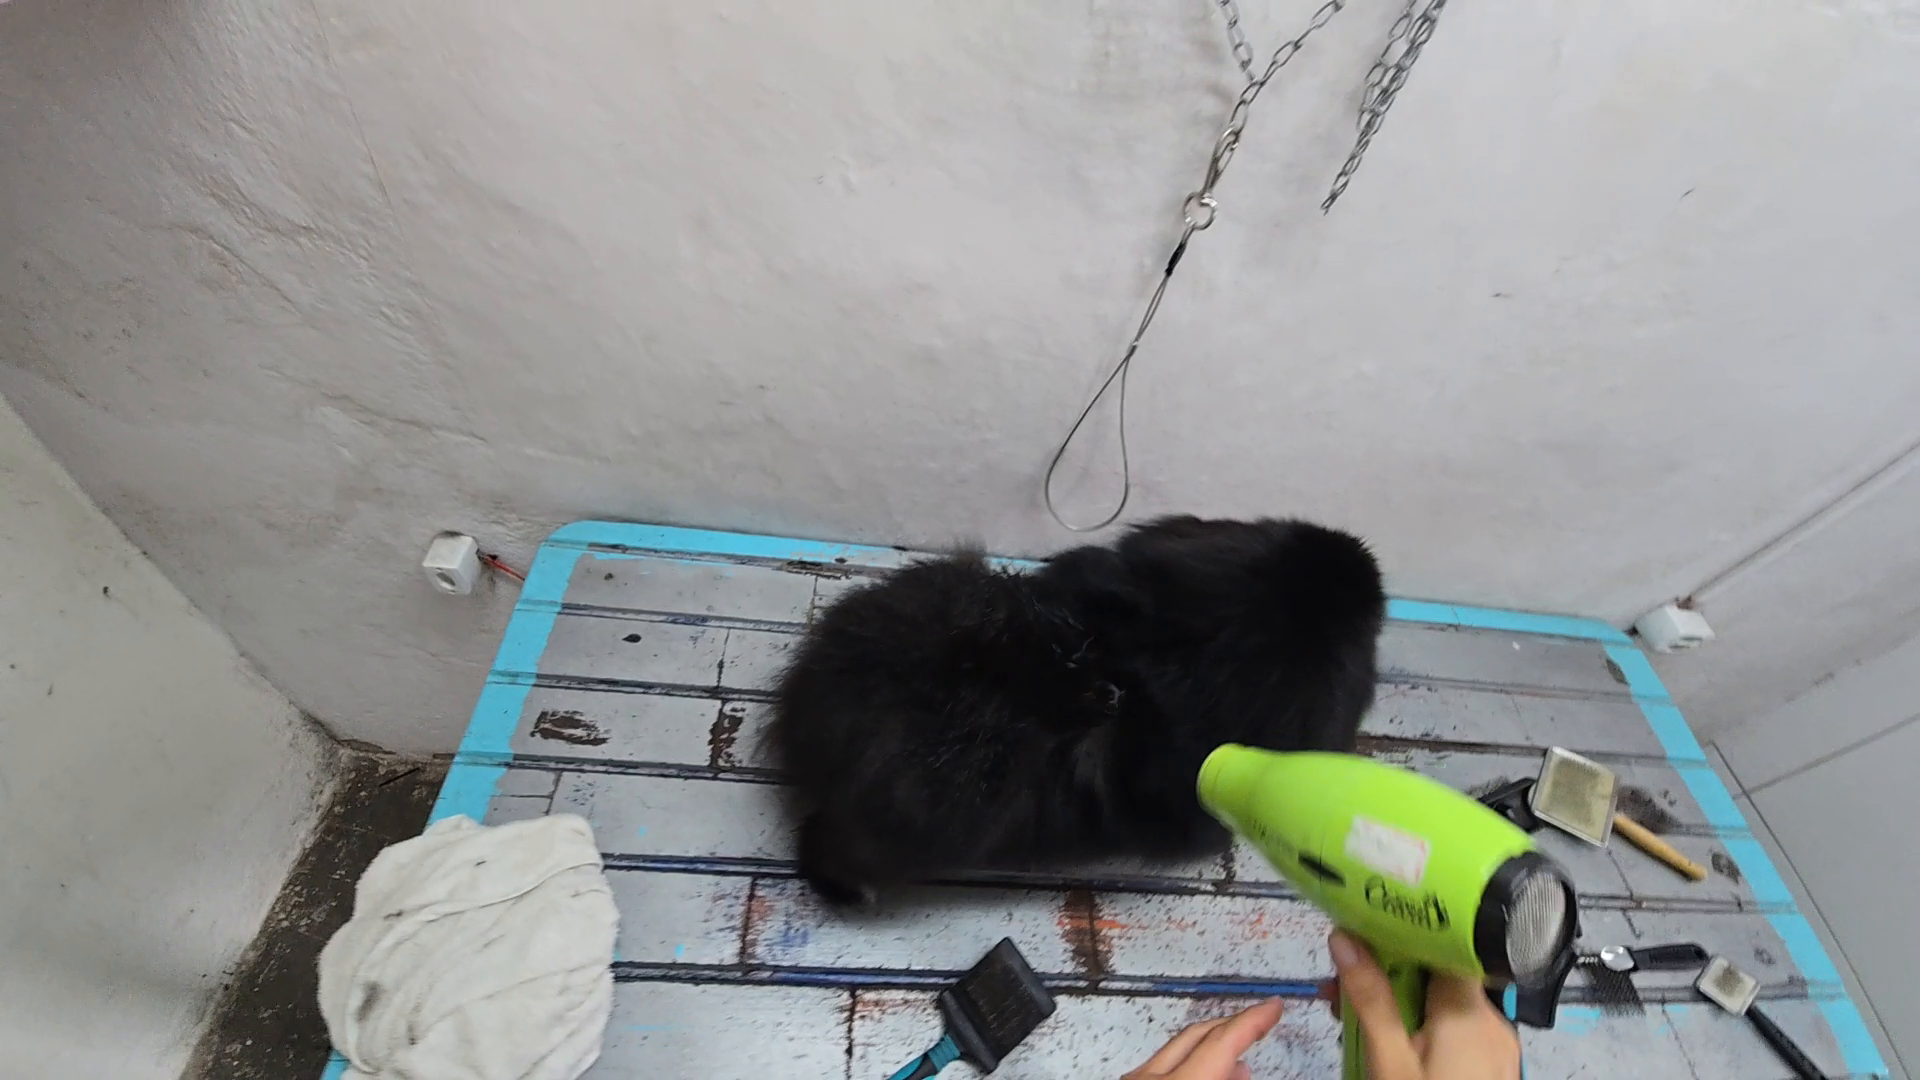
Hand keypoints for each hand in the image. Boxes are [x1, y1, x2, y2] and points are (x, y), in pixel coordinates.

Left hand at [1123, 998, 1284, 1079]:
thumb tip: (1243, 1069)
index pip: (1220, 1042)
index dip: (1252, 1021)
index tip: (1274, 1004)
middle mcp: (1150, 1075)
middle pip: (1196, 1036)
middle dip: (1232, 1027)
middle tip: (1262, 1024)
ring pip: (1178, 1051)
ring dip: (1212, 1050)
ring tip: (1242, 1062)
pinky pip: (1164, 1066)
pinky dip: (1191, 1066)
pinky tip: (1206, 1076)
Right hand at [1328, 931, 1520, 1079]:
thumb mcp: (1389, 1062)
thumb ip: (1369, 997)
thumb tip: (1342, 934)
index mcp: (1470, 1013)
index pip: (1442, 944)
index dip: (1400, 928)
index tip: (1358, 926)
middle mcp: (1490, 1024)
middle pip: (1431, 973)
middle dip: (1380, 971)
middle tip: (1335, 985)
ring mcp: (1493, 1049)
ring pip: (1434, 1001)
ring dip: (1389, 999)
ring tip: (1345, 1017)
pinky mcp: (1487, 1068)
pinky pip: (1445, 1028)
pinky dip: (1410, 1024)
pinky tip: (1379, 1040)